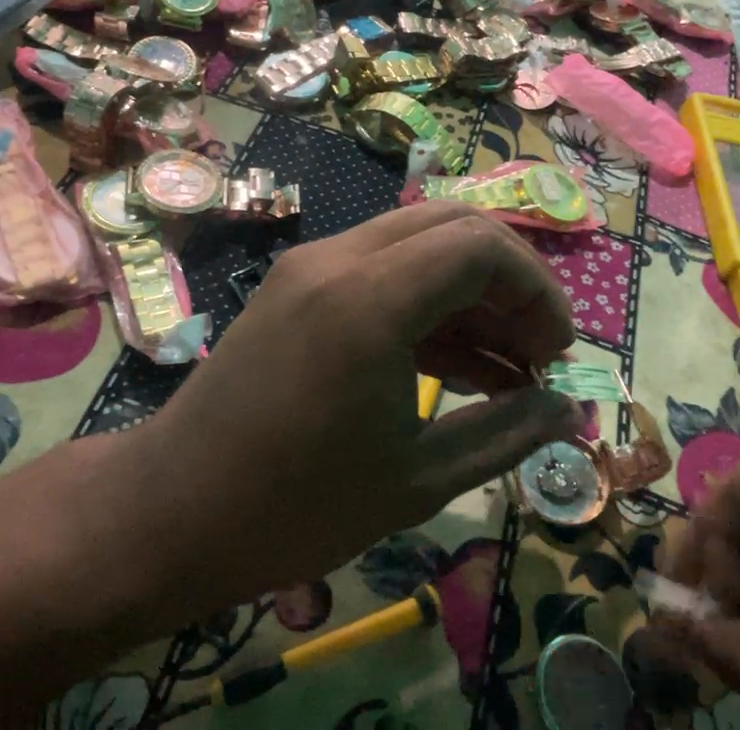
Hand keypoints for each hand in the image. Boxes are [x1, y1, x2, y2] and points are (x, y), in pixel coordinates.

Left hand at [134, 201, 584, 609]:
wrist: (172, 511)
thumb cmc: (296, 508)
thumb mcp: (417, 480)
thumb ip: (505, 434)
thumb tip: (566, 410)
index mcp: (370, 299)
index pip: (481, 247)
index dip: (537, 291)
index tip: (558, 353)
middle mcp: (338, 260)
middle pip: (452, 228)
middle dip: (509, 282)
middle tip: (537, 353)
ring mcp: (309, 268)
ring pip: (415, 245)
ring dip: (469, 294)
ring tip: (509, 370)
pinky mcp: (294, 287)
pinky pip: (378, 271)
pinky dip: (425, 305)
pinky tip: (457, 366)